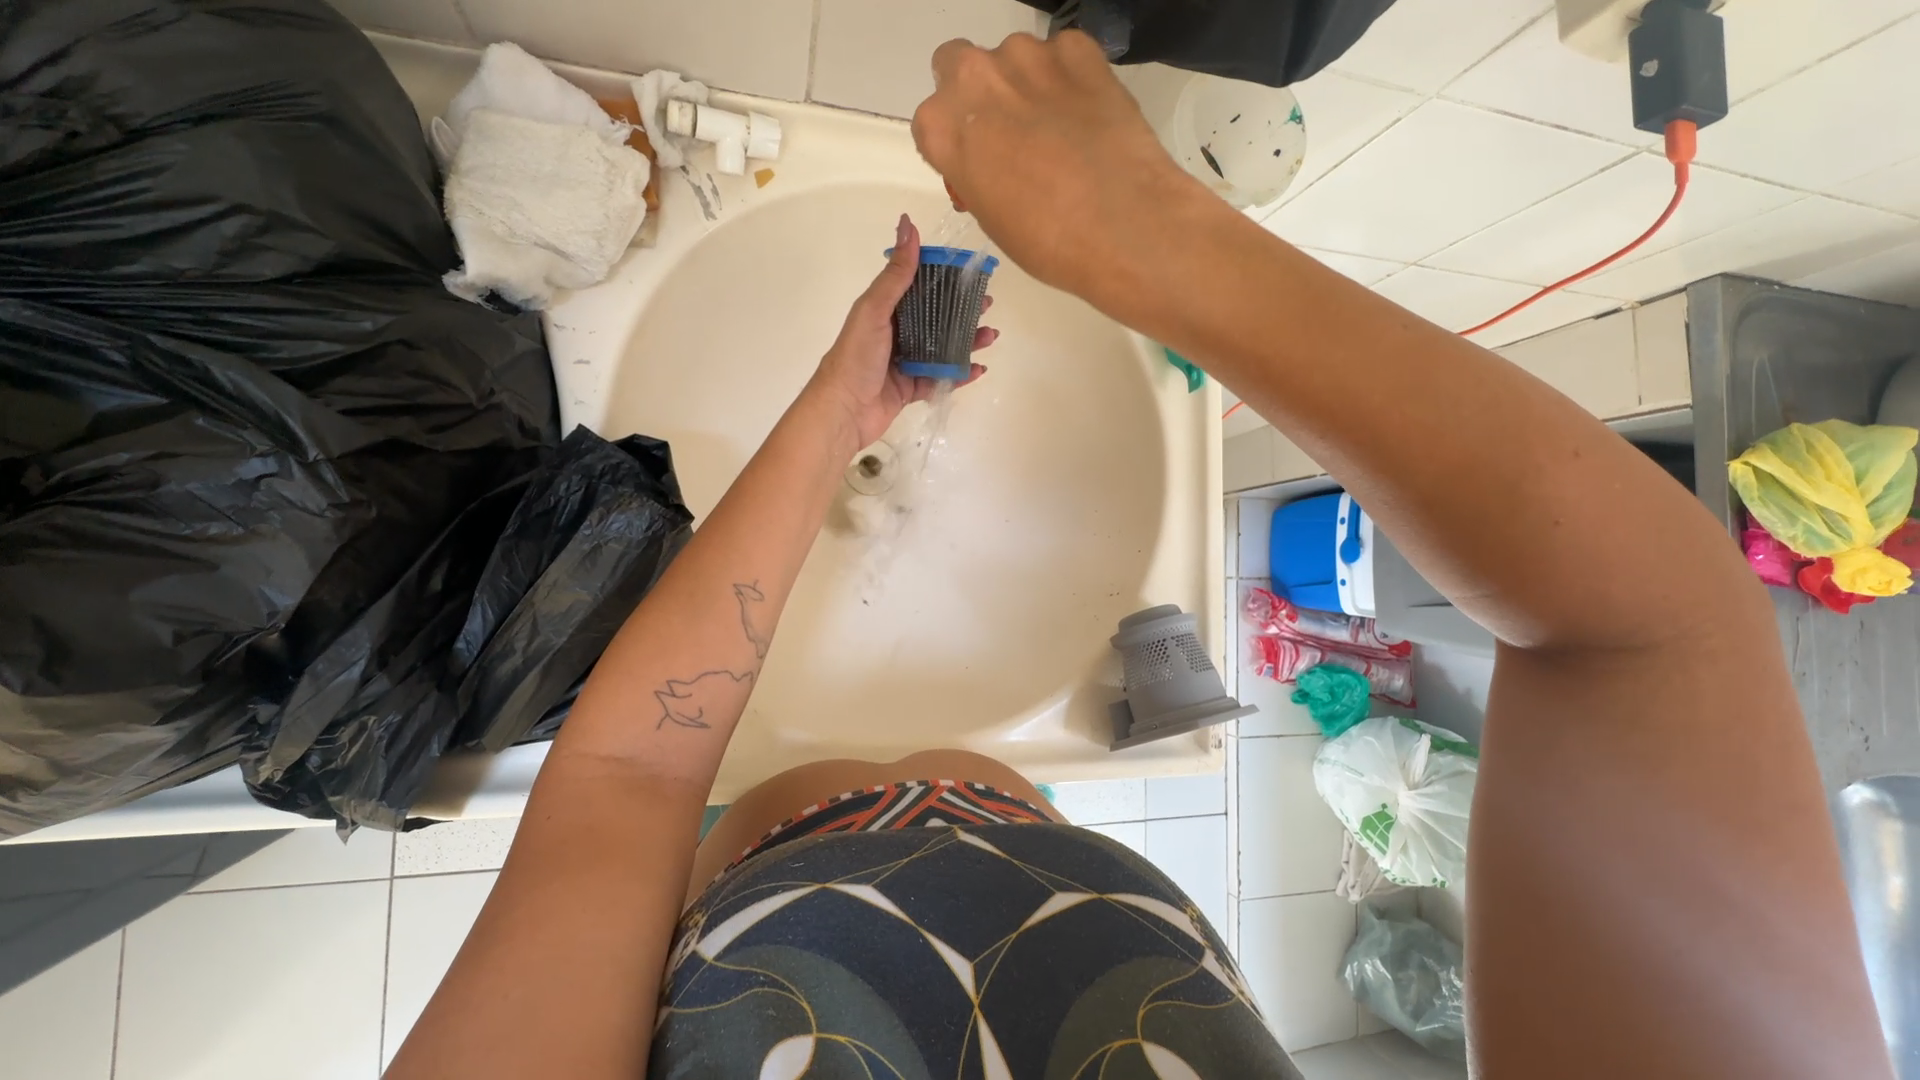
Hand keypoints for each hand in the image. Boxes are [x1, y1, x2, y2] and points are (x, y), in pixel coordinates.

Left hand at [803, 213, 996, 449]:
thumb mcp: (875, 309)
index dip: (945, 278)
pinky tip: (978, 369)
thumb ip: (896, 273)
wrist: (843, 410)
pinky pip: (940, 379)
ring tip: (990, 337)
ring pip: (942, 348)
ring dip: (967, 341)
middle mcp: (895, 333)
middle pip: (935, 317)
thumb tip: (908, 224)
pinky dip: (960, 374)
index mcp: (884, 310)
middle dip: (963, 311)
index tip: (971, 274)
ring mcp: (904, 362)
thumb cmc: (855, 356)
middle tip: (988, 306)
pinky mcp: (910, 389)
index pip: (919, 287)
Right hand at [911, 32, 1212, 305]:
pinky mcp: (1078, 49)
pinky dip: (1071, 79)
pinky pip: (1064, 56)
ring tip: (1062, 134)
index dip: (959, 140)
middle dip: (983, 97)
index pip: (934, 120)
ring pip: (1015, 61)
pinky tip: (1088, 120)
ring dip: (1029, 87)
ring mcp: (1028, 56)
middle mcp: (975, 77)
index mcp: (942, 126)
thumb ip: (976, 170)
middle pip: (962, 69)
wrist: (1122, 226)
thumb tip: (995, 158)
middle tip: (1015, 138)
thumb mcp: (989, 216)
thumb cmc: (1046, 240)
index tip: (980, 161)